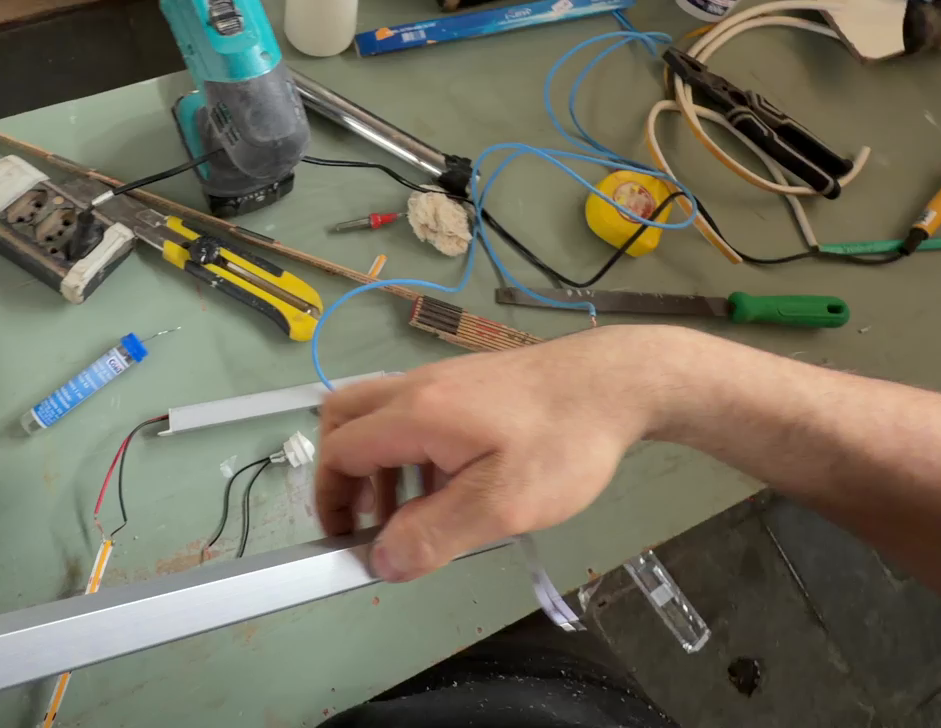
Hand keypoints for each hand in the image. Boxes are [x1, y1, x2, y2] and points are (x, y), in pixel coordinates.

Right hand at [316, 324, 693, 581]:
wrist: (610, 383)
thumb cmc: (560, 443)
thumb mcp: (502, 504)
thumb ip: (436, 534)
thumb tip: (382, 561)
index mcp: (415, 414)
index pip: (340, 450)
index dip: (330, 499)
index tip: (347, 542)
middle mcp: (417, 387)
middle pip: (343, 416)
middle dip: (340, 471)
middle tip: (367, 519)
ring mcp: (441, 379)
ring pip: (377, 413)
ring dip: (377, 463)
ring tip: (412, 512)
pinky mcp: (465, 382)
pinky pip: (412, 412)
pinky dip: (408, 449)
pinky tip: (450, 483)